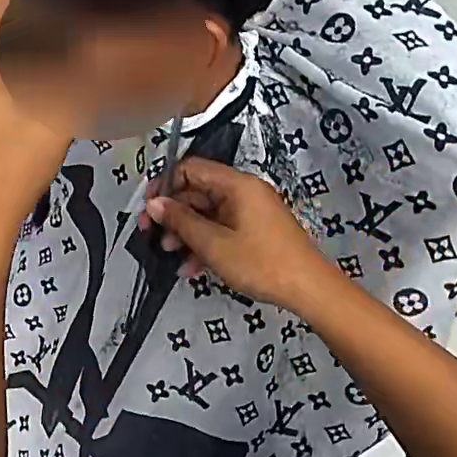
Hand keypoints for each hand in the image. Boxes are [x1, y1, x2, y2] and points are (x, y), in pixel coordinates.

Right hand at [142, 158, 337, 310]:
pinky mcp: (255, 231)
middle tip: (152, 235)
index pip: (191, 168)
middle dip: (173, 214)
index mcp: (237, 184)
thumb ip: (181, 221)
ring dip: (187, 233)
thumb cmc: (262, 263)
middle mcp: (244, 192)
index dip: (165, 185)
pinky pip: (222, 229)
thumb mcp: (214, 244)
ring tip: (169, 254)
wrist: (307, 288)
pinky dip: (205, 244)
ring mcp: (251, 212)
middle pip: (198, 192)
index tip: (148, 207)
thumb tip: (154, 203)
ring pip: (208, 214)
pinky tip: (191, 267)